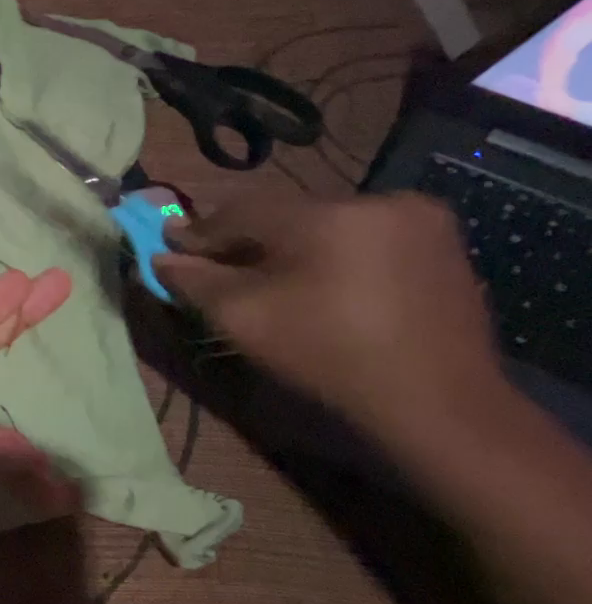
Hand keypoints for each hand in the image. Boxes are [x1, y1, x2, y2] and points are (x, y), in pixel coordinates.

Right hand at [152, 193, 498, 433]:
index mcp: (328, 215)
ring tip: (263, 279)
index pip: (242, 210)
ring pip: (326, 223)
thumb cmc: (326, 355)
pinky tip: (317, 285)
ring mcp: (419, 220)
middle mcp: (379, 201)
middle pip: (287, 214)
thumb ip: (194, 281)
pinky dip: (330, 254)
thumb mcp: (241, 319)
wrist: (437, 402)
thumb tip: (160, 258)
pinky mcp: (442, 244)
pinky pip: (364, 237)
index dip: (198, 231)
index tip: (167, 248)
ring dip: (288, 246)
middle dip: (245, 240)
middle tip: (213, 267)